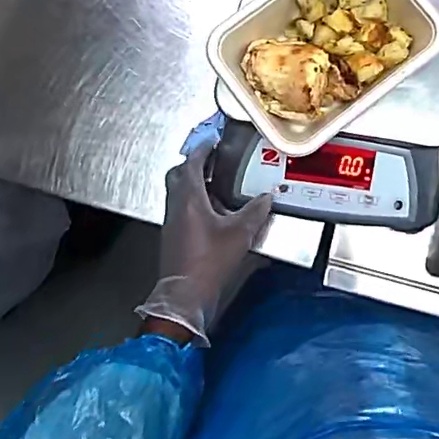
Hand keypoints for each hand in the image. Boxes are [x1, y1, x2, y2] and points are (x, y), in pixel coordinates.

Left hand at [135, 134, 274, 345]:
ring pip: (179, 192)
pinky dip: (195, 202)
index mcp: (189, 198)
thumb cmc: (209, 262)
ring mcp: (172, 221)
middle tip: (213, 161)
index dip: (203, 150)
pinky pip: (181, 208)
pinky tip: (214, 212)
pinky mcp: (173, 235)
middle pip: (179, 174)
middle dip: (195, 165)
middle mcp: (176, 206)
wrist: (184, 296)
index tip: (213, 142)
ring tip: (218, 185)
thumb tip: (267, 198)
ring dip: (195, 184)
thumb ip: (255, 212)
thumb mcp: (240, 234)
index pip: (191, 164)